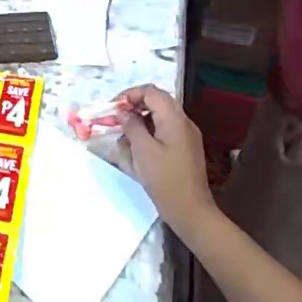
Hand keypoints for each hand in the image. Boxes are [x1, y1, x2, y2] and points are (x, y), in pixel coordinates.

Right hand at [116, 85, 214, 222]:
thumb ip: (132, 126)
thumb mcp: (142, 150)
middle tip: (115, 119)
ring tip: (123, 136)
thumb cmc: (164, 178)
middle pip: (156, 101)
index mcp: (174, 118)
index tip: (112, 108)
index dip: (129, 95)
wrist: (190, 209)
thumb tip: (124, 113)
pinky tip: (136, 148)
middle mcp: (183, 122)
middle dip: (133, 106)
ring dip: (139, 120)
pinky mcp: (184, 148)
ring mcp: (186, 135)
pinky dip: (148, 132)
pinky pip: (163, 130)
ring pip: (159, 116)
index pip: (151, 92)